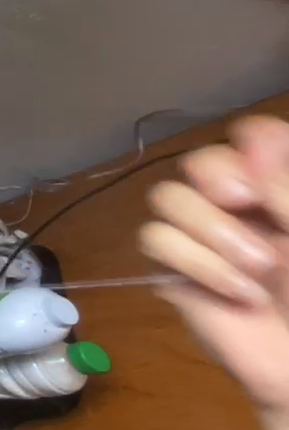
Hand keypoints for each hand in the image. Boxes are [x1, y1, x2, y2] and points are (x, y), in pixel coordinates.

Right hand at [140, 115, 288, 417]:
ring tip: (258, 270)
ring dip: (212, 232)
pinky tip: (235, 292)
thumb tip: (255, 143)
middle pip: (198, 160)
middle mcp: (246, 206)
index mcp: (286, 193)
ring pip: (167, 198)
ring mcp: (205, 237)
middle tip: (243, 202)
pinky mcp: (171, 266)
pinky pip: (154, 240)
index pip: (256, 137)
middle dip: (216, 178)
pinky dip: (196, 265)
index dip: (253, 143)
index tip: (265, 174)